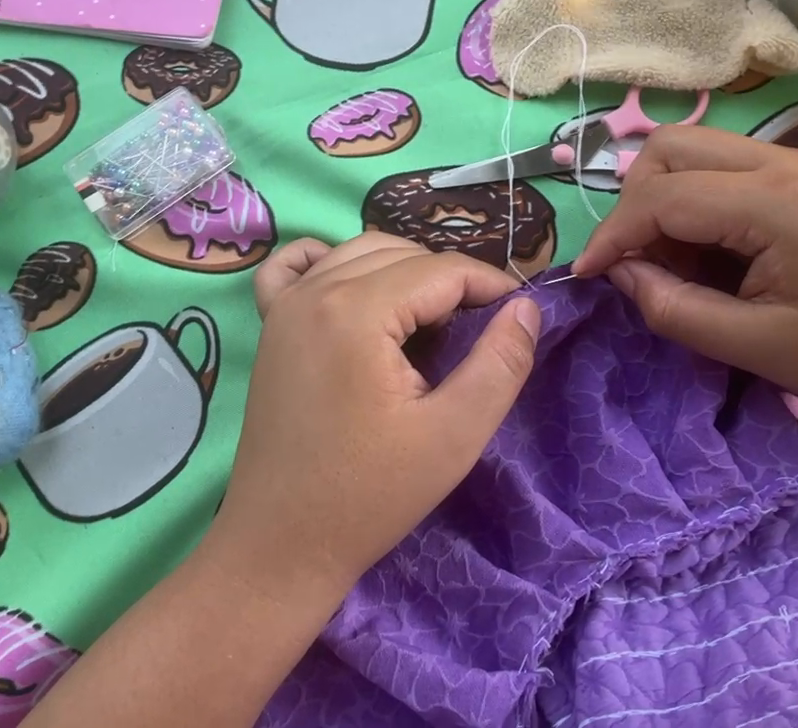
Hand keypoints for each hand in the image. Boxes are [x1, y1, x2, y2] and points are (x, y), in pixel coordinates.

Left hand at [210, 233, 540, 597]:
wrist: (280, 544)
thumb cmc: (370, 495)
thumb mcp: (454, 435)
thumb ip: (500, 364)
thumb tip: (526, 308)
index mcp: (356, 312)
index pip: (442, 269)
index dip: (490, 285)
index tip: (517, 316)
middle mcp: (315, 291)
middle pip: (402, 254)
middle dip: (450, 280)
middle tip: (477, 330)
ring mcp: (284, 306)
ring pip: (359, 252)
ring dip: (404, 271)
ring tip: (432, 321)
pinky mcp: (270, 327)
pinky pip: (297, 266)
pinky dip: (331, 262)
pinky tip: (354, 288)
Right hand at [575, 126, 797, 436]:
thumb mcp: (757, 348)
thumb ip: (673, 309)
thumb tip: (621, 274)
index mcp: (778, 202)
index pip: (662, 195)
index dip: (613, 234)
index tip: (586, 275)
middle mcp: (785, 161)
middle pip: (671, 148)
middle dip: (636, 204)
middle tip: (641, 266)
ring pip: (694, 151)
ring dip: (665, 202)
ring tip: (679, 267)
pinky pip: (724, 171)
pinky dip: (697, 205)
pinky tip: (714, 257)